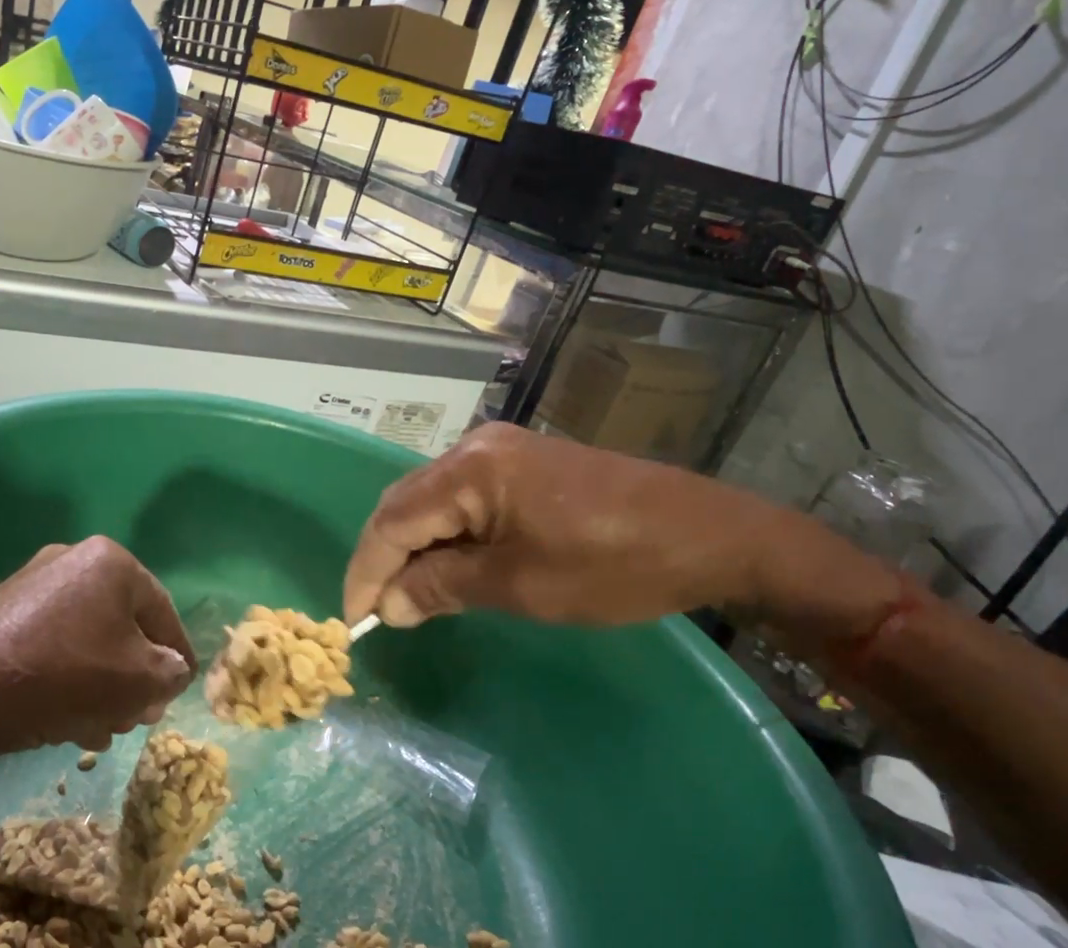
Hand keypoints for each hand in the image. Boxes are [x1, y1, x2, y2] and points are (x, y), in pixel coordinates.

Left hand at [0, 536, 195, 756]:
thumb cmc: (67, 676)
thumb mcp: (139, 680)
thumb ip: (170, 673)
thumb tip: (169, 670)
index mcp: (110, 562)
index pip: (162, 612)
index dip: (177, 658)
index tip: (177, 694)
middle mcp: (70, 561)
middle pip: (121, 626)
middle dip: (133, 678)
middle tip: (134, 719)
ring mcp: (30, 585)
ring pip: (86, 641)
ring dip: (101, 686)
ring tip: (99, 731)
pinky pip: (51, 646)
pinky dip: (66, 679)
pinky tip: (64, 722)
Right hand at [343, 423, 897, 641]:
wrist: (713, 535)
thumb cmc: (615, 566)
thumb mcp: (521, 586)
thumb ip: (442, 588)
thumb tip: (387, 607)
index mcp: (470, 470)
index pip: (392, 521)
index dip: (366, 573)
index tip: (354, 621)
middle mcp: (475, 446)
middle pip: (404, 503)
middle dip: (384, 559)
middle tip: (377, 612)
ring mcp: (500, 450)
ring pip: (430, 500)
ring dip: (413, 546)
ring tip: (406, 596)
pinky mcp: (522, 462)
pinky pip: (461, 497)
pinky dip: (444, 533)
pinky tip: (445, 565)